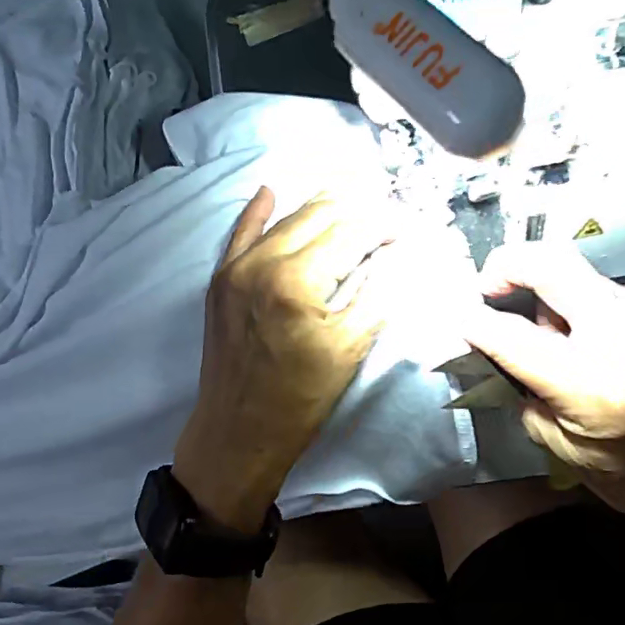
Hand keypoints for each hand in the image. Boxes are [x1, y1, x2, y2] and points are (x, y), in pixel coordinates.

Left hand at [175, 187, 396, 532]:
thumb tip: (399, 254)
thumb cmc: (300, 400)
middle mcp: (261, 262)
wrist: (237, 434)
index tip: (405, 225)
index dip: (382, 225)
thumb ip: (376, 292)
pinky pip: (240, 234)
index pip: (350, 234)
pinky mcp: (220, 281)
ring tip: (349, 196)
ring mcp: (235, 268)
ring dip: (319, 208)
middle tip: (384, 212)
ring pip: (285, 221)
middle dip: (356, 209)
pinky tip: (269, 191)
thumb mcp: (349, 348)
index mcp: (297, 281)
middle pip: (318, 217)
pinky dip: (257, 212)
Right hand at [459, 243, 624, 542]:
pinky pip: (613, 293)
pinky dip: (592, 309)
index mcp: (596, 388)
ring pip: (582, 277)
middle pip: (553, 266)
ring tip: (556, 328)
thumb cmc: (622, 472)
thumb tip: (494, 336)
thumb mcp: (553, 438)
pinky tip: (598, 338)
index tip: (460, 316)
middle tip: (491, 287)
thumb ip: (522, 380)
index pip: (514, 335)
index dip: (477, 321)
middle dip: (509, 266)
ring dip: (555, 294)